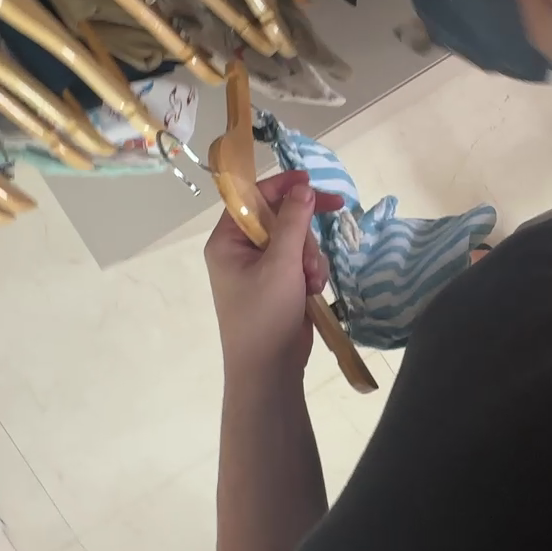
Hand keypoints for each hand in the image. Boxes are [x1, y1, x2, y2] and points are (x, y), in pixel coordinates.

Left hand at [204, 169, 343, 386]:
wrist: (269, 369)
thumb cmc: (265, 314)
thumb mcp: (281, 264)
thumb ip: (293, 221)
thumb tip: (303, 188)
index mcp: (227, 241)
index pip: (253, 199)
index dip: (282, 186)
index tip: (311, 182)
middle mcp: (241, 251)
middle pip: (281, 218)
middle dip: (304, 233)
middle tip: (324, 231)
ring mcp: (262, 268)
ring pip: (297, 240)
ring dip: (311, 257)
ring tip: (311, 280)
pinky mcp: (280, 283)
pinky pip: (302, 261)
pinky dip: (312, 272)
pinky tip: (313, 290)